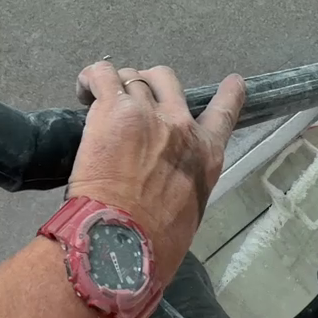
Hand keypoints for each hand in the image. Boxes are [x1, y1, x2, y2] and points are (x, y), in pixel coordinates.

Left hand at [67, 61, 245, 277]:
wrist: (122, 242)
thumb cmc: (156, 242)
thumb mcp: (189, 209)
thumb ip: (184, 180)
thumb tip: (167, 180)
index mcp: (206, 154)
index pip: (224, 113)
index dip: (229, 94)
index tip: (233, 82)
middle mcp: (180, 125)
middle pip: (166, 79)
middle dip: (148, 83)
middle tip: (130, 99)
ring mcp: (147, 113)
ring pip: (132, 76)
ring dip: (118, 85)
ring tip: (98, 99)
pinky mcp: (113, 109)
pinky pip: (103, 75)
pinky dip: (92, 77)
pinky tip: (83, 89)